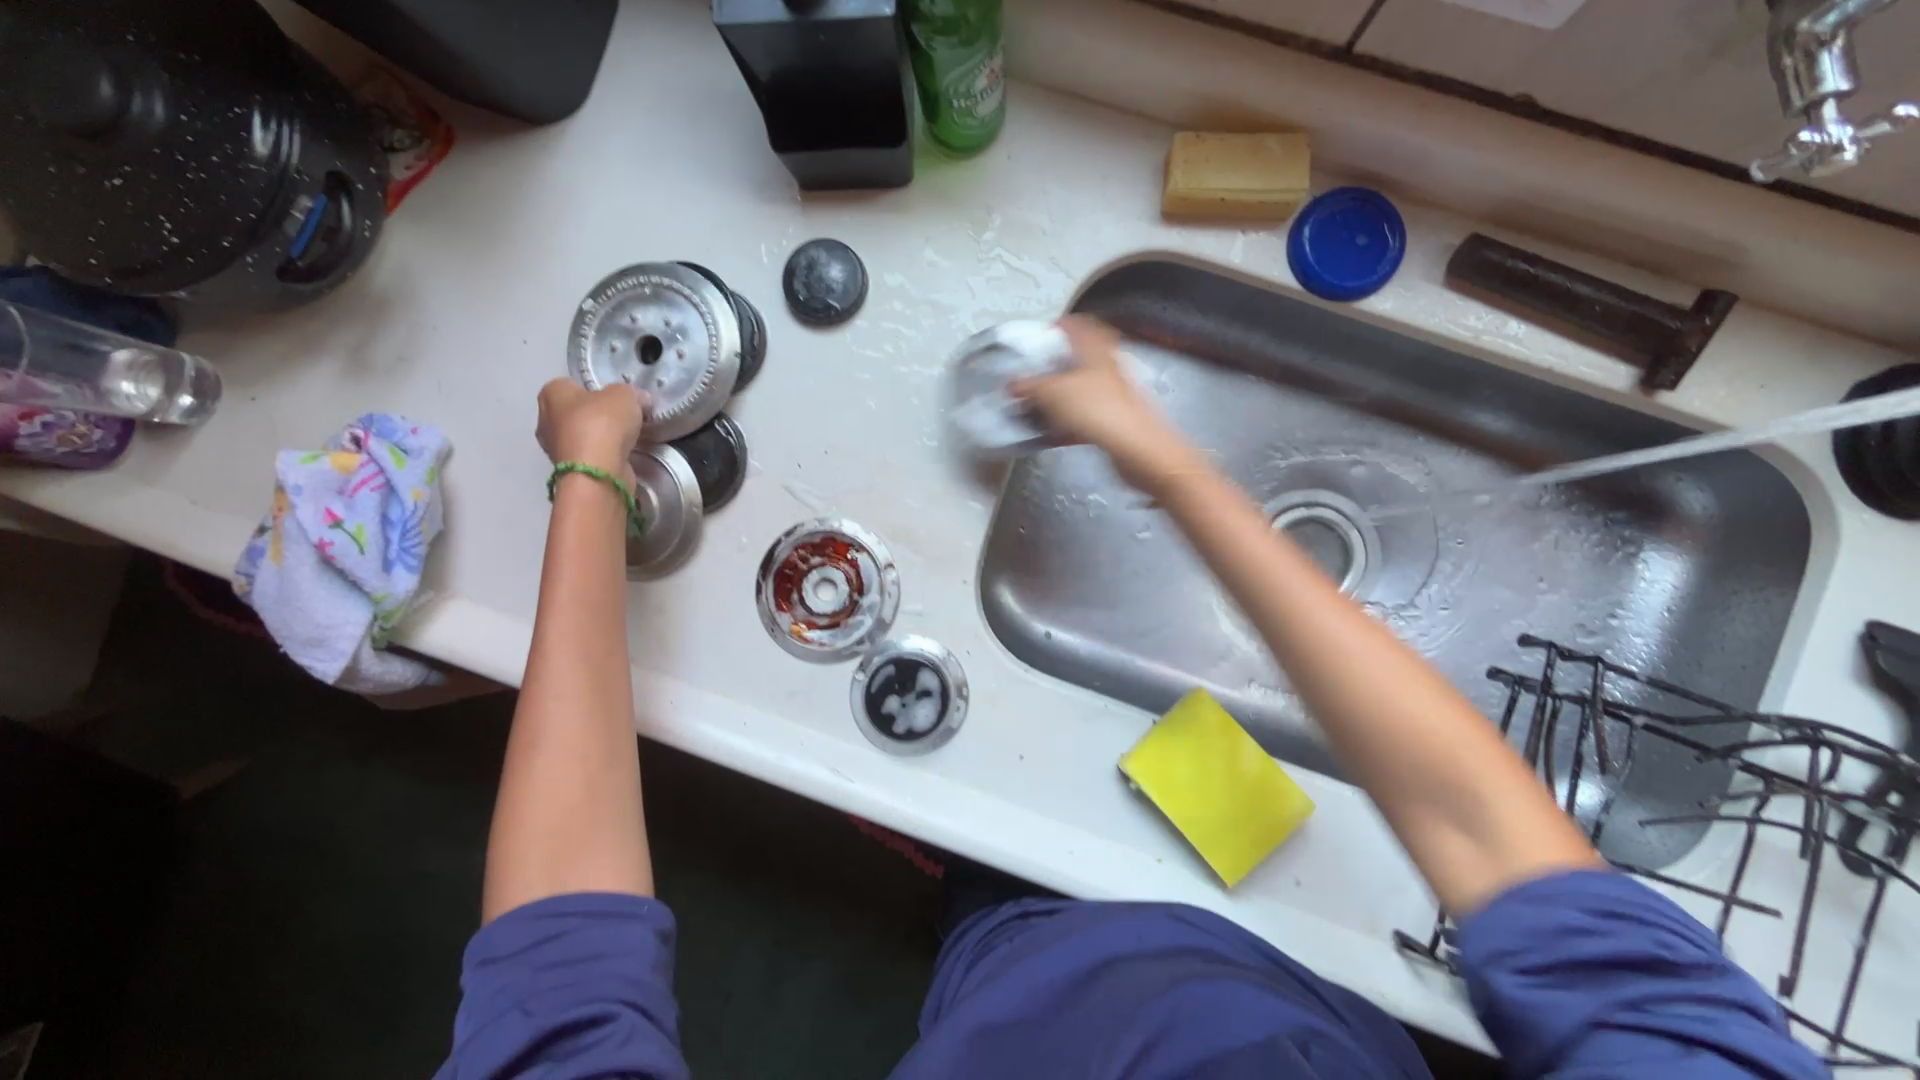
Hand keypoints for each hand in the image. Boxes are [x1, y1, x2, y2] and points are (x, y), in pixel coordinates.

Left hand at [537, 378, 648, 485]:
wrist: (599, 472)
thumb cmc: (603, 424)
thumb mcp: (625, 395)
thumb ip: (630, 393)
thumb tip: (639, 399)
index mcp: (551, 393)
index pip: (570, 384)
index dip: (593, 390)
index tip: (614, 399)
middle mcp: (544, 418)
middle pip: (574, 411)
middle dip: (594, 415)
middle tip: (620, 419)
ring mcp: (553, 447)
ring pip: (579, 435)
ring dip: (597, 437)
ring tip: (623, 439)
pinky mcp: (566, 470)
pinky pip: (586, 456)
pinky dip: (600, 456)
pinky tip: (619, 456)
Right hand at [1010, 316, 1196, 492]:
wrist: (1136, 448)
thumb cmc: (1096, 409)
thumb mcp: (1053, 393)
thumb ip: (1029, 386)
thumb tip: (1011, 383)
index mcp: (1095, 350)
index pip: (1080, 326)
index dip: (1062, 325)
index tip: (1043, 334)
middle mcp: (1107, 369)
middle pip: (1081, 359)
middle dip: (1057, 365)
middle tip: (1036, 371)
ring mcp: (1112, 397)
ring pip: (1081, 390)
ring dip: (1059, 396)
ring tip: (1037, 404)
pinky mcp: (1113, 423)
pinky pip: (1084, 418)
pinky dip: (1066, 423)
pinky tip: (1050, 434)